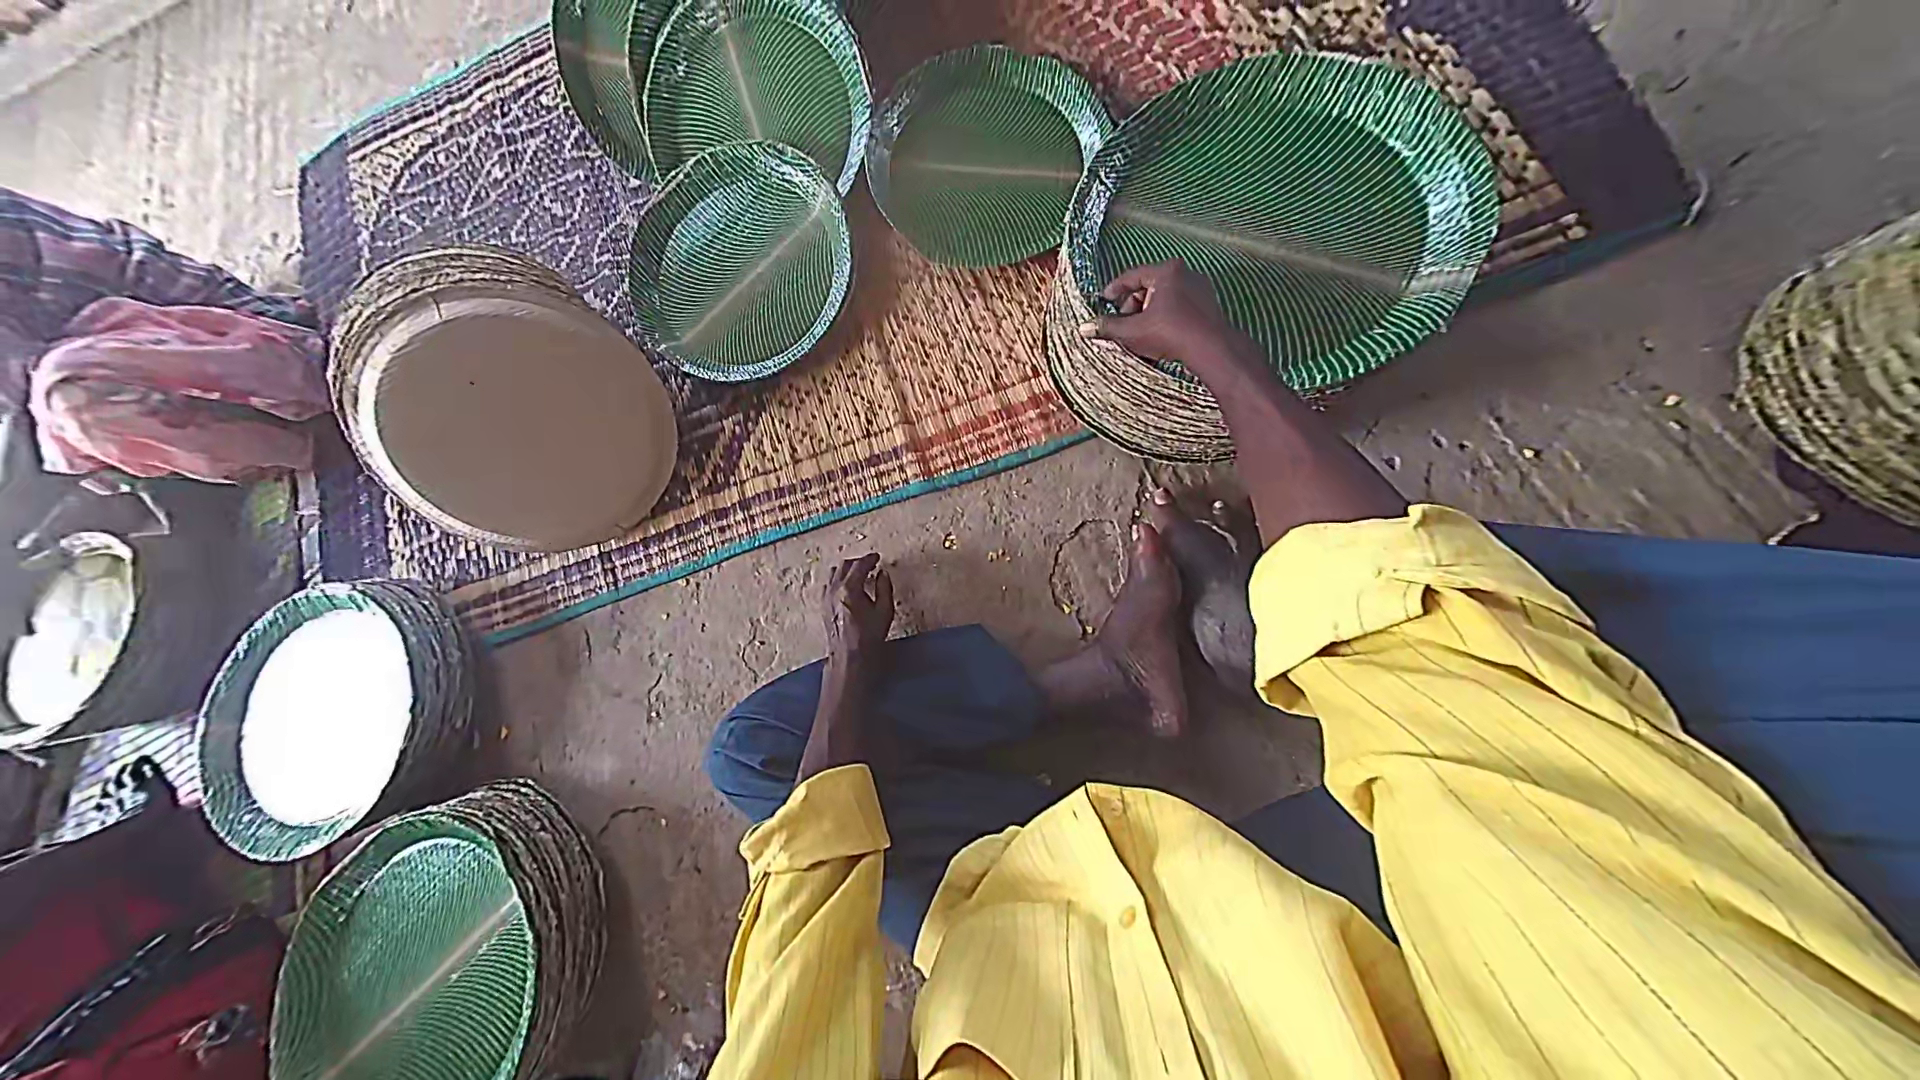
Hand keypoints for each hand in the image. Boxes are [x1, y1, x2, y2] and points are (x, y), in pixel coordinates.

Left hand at [822, 553, 892, 662]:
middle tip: (869, 564)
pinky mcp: (823, 606)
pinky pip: (829, 584)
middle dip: (858, 562)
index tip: (877, 558)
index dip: (869, 559)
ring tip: (859, 574)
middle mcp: (834, 590)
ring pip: (834, 574)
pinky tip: (847, 587)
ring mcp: (826, 598)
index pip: (859, 565)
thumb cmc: (869, 635)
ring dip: (847, 570)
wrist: (849, 655)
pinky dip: (839, 580)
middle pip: (844, 566)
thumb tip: (882, 574)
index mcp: (849, 589)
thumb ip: (884, 588)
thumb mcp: (884, 610)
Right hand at [1078, 259, 1253, 370]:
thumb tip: (1085, 328)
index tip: (1104, 302)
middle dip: (1132, 306)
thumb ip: (1107, 327)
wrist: (1210, 348)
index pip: (1131, 276)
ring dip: (1147, 314)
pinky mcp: (1207, 305)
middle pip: (1148, 287)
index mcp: (1166, 271)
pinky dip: (1164, 317)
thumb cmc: (1171, 333)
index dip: (1114, 290)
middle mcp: (1185, 273)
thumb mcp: (1132, 331)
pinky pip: (1178, 306)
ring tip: (1140, 334)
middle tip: (1123, 325)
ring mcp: (1199, 288)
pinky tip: (1158, 336)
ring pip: (1163, 297)